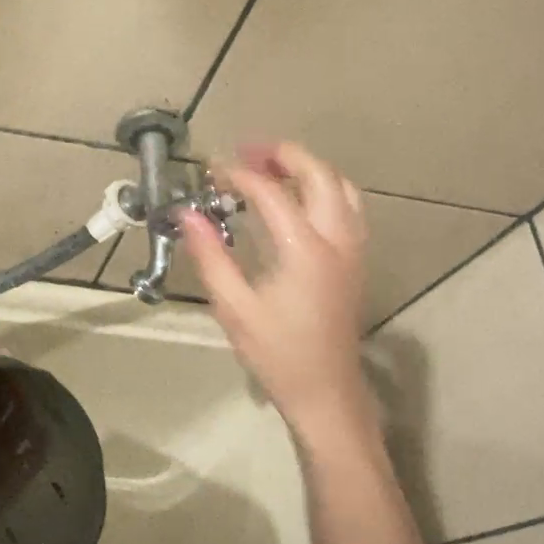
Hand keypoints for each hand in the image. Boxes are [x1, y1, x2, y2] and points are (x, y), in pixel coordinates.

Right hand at [180, 142, 373, 438]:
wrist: (325, 391)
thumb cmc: (277, 353)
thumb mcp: (234, 307)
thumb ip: (210, 256)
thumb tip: (186, 215)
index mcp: (305, 250)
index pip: (271, 194)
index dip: (239, 176)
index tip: (212, 171)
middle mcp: (337, 240)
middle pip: (319, 175)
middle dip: (283, 155)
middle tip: (247, 152)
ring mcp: (353, 249)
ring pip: (341, 187)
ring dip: (308, 169)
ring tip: (272, 168)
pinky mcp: (356, 260)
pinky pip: (348, 207)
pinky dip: (324, 188)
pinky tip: (299, 199)